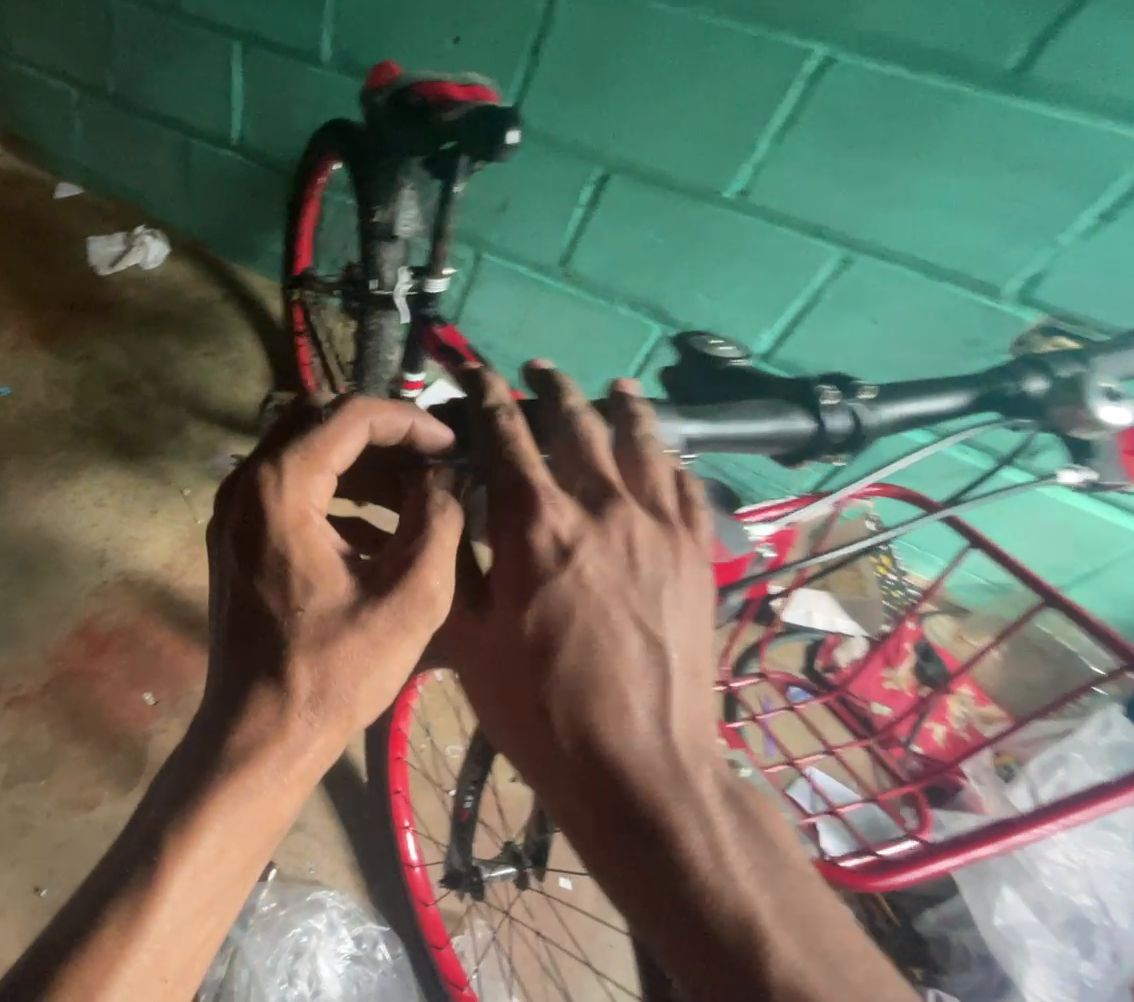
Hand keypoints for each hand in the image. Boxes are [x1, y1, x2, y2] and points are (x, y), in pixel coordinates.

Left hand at [204, 397, 464, 754]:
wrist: (260, 730)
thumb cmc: (334, 671)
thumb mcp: (410, 596)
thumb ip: (438, 520)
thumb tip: (444, 479)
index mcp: (279, 487)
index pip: (348, 415)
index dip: (408, 420)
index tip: (452, 445)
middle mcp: (244, 484)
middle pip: (317, 422)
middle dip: (380, 434)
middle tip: (432, 461)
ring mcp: (233, 510)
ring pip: (301, 454)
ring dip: (359, 465)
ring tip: (417, 493)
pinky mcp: (235, 537)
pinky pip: (286, 490)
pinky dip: (333, 494)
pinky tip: (379, 530)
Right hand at [443, 362, 719, 796]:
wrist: (639, 766)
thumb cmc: (536, 704)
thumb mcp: (465, 636)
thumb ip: (450, 558)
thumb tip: (438, 501)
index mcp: (535, 524)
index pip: (506, 436)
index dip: (487, 396)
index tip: (475, 369)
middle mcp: (600, 507)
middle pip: (574, 425)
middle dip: (550, 388)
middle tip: (536, 366)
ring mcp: (657, 528)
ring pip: (639, 442)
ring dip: (618, 406)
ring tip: (609, 384)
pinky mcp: (694, 555)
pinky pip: (685, 485)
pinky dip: (669, 456)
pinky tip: (662, 449)